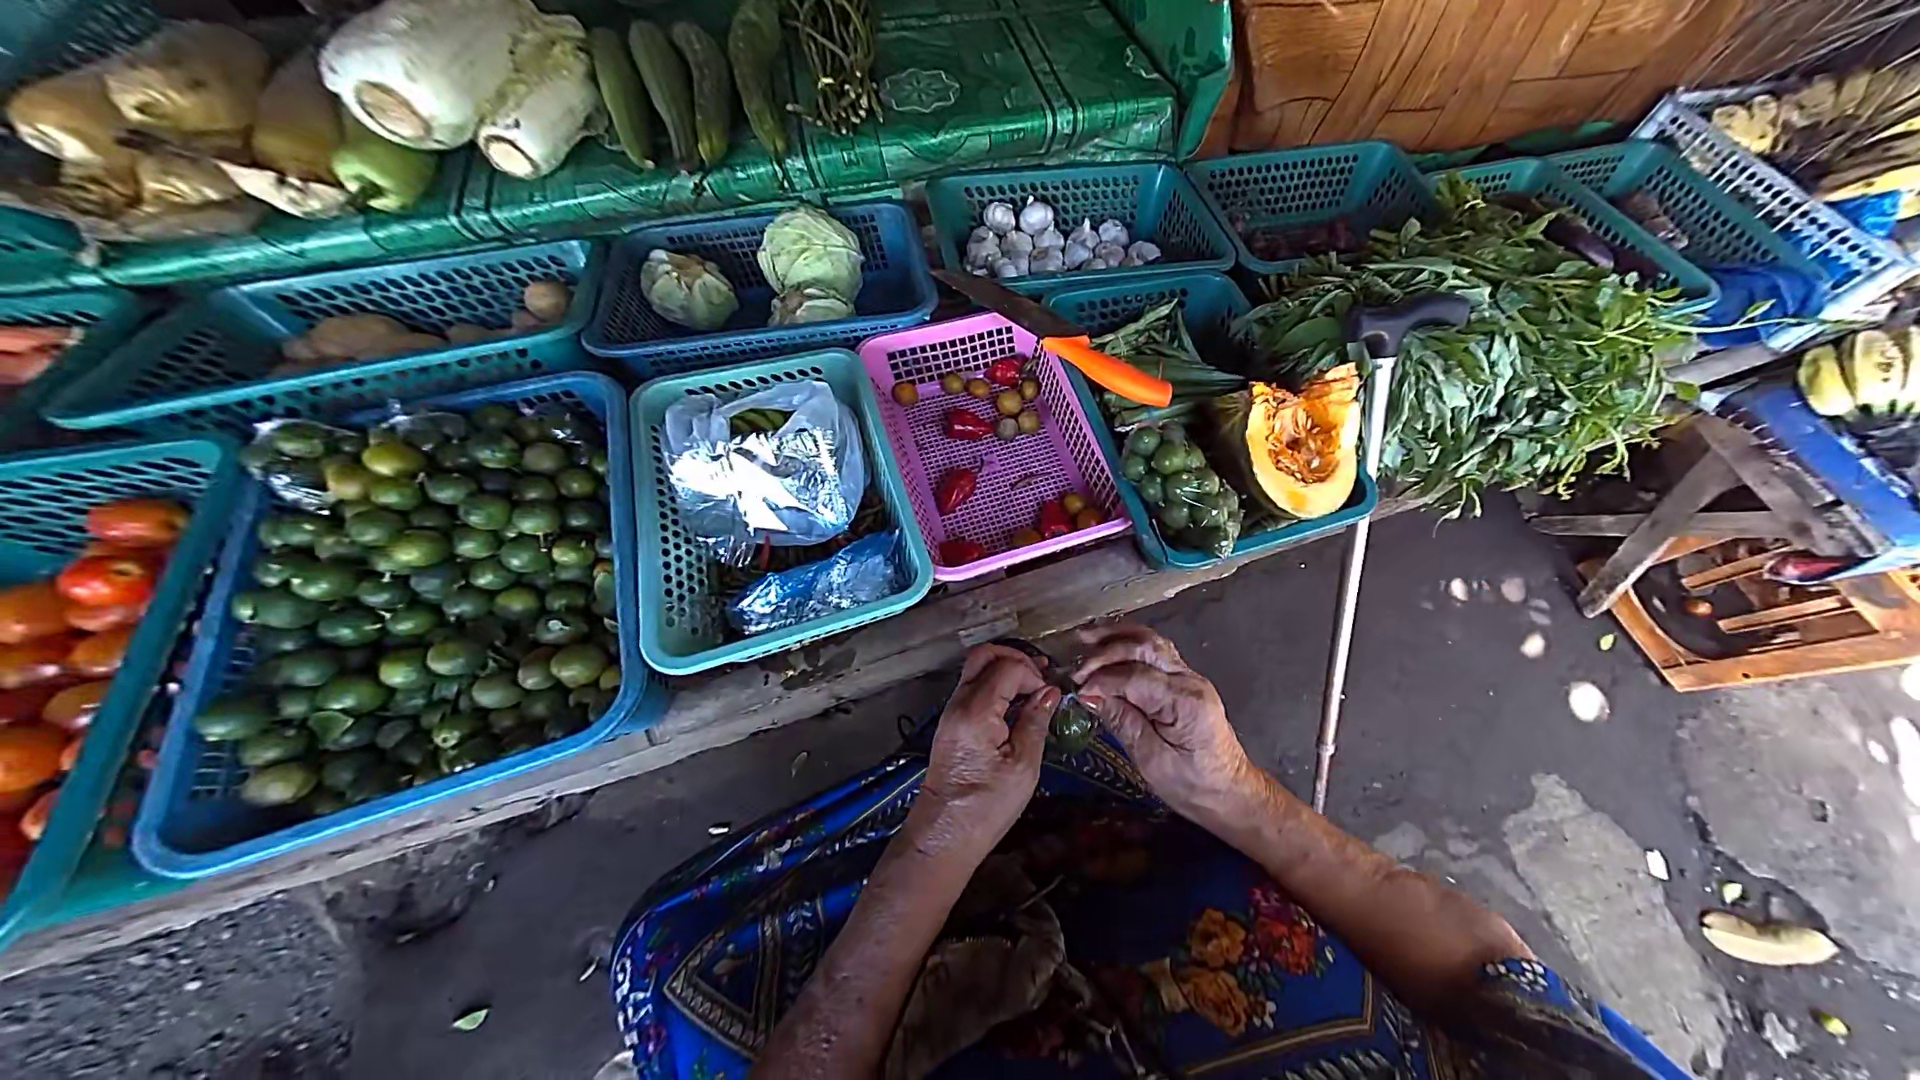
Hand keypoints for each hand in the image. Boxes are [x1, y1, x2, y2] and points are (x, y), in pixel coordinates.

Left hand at [909, 644, 1057, 865]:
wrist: (944, 834)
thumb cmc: (986, 806)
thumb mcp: (1023, 768)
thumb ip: (1035, 723)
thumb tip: (1050, 692)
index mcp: (976, 711)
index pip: (1007, 667)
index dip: (1033, 674)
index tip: (1050, 696)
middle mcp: (958, 703)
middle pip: (984, 655)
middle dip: (1016, 658)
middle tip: (1041, 676)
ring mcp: (951, 711)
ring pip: (976, 668)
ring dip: (1005, 669)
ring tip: (1034, 686)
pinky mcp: (951, 722)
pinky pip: (973, 687)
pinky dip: (995, 684)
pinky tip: (1016, 702)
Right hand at [1072, 623, 1263, 825]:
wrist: (1230, 793)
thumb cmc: (1192, 786)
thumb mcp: (1151, 761)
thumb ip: (1121, 721)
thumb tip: (1087, 695)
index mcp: (1185, 703)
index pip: (1135, 676)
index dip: (1102, 679)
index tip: (1076, 688)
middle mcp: (1189, 680)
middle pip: (1144, 648)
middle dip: (1104, 652)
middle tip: (1075, 666)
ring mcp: (1189, 676)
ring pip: (1150, 641)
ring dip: (1115, 636)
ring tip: (1084, 637)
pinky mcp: (1183, 678)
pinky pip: (1154, 650)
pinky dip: (1127, 642)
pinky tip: (1107, 642)